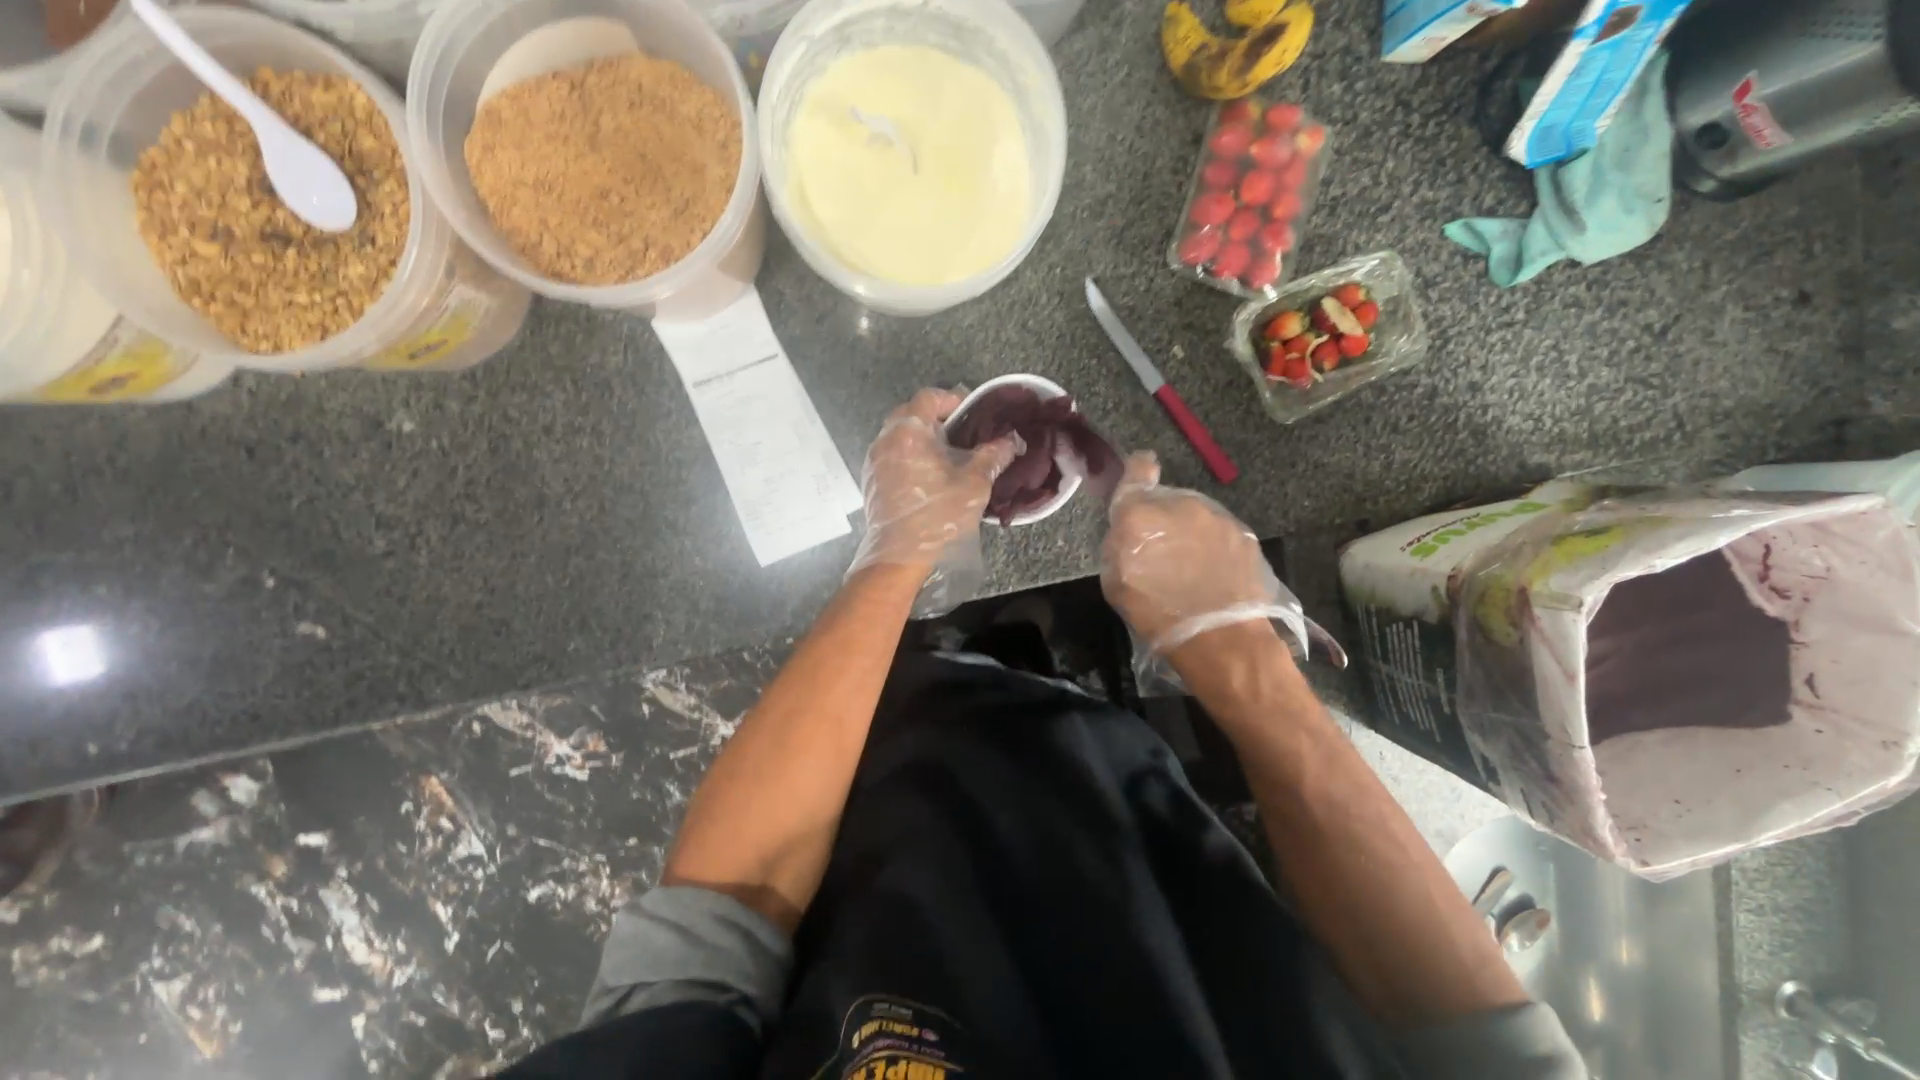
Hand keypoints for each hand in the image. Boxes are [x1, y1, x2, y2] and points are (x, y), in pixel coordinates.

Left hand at [848, 389, 1019, 615]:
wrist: (898, 555)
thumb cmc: (937, 515)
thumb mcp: (974, 484)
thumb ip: (992, 456)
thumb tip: (1009, 441)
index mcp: (908, 432)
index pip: (929, 397)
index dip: (952, 399)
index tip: (970, 413)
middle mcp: (886, 440)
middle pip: (910, 413)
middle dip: (935, 418)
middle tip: (959, 433)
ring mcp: (874, 460)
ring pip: (898, 434)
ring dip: (921, 437)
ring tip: (946, 455)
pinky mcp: (871, 480)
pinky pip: (891, 454)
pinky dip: (909, 455)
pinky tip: (928, 475)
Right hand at [1101, 453, 1323, 679]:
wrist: (1220, 638)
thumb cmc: (1156, 614)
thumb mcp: (1115, 581)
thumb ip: (1120, 542)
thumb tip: (1129, 528)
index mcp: (1141, 513)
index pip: (1138, 470)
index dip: (1137, 471)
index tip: (1140, 474)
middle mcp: (1181, 504)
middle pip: (1167, 500)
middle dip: (1162, 518)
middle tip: (1161, 552)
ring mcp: (1217, 517)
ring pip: (1196, 516)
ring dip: (1190, 533)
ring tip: (1190, 569)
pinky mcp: (1244, 535)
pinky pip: (1220, 534)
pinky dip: (1214, 548)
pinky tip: (1213, 576)